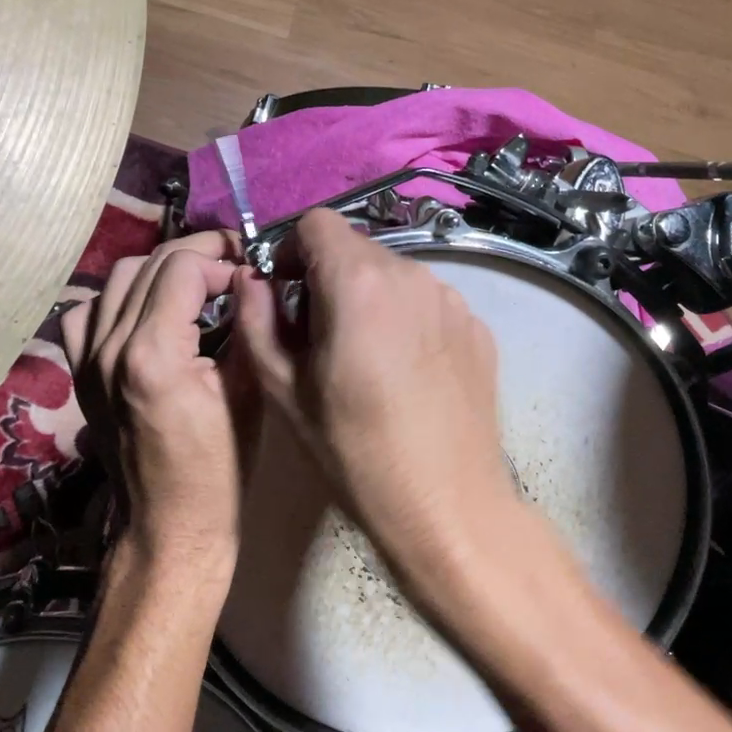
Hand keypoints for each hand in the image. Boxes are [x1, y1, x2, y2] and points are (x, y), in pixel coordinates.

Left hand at [62, 230, 251, 562]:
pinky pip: (85, 313)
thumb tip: (250, 278)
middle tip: (230, 265)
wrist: (168, 526)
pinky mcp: (78, 373)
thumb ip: (247, 326)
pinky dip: (114, 299)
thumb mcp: (248, 393)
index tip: (247, 273)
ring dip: (158, 270)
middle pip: (150, 263)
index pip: (182, 267)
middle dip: (196, 254)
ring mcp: (86, 360)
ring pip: (116, 278)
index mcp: (154, 353)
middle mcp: (110, 347)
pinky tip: (143, 312)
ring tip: (193, 283)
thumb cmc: (219, 469)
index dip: (220, 260)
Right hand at [231, 209, 515, 573]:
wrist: (448, 509)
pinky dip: (404, 319)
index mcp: (358, 282)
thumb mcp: (283, 390)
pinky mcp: (478, 328)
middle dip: (327, 277)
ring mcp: (453, 300)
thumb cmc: (353, 452)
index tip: (286, 294)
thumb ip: (257, 320)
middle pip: (355, 248)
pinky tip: (403, 374)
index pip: (316, 223)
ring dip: (367, 297)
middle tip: (317, 335)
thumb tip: (252, 280)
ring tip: (363, 358)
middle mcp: (412, 275)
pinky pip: (427, 303)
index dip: (291, 251)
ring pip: (392, 274)